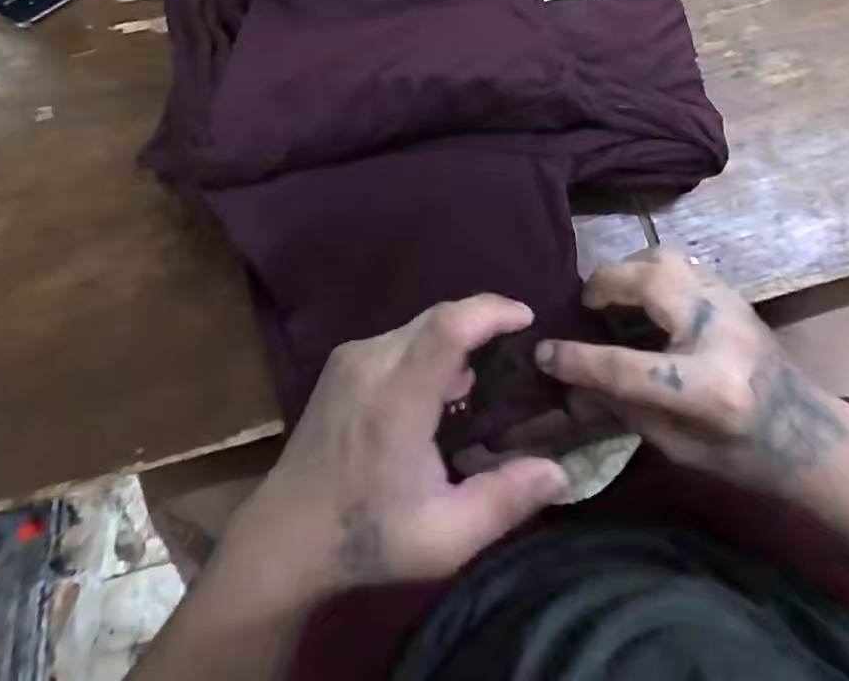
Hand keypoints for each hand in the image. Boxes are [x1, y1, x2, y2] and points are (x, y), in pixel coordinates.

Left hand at [214, 296, 569, 598]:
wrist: (287, 532)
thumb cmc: (369, 536)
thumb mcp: (447, 537)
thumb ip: (506, 500)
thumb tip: (561, 472)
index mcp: (396, 397)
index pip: (447, 326)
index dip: (490, 310)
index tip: (527, 318)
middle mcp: (370, 362)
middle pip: (436, 317)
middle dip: (481, 323)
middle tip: (516, 354)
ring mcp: (350, 358)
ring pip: (416, 326)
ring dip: (453, 340)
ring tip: (478, 384)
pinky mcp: (341, 363)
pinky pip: (397, 339)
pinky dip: (427, 350)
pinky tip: (436, 391)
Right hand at [535, 247, 848, 497]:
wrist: (812, 436)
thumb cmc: (743, 454)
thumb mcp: (676, 446)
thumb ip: (619, 408)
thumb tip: (566, 385)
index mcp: (707, 388)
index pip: (622, 366)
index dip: (574, 360)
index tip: (542, 354)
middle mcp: (720, 333)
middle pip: (649, 281)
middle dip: (604, 286)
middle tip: (588, 307)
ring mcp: (731, 306)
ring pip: (665, 258)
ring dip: (628, 271)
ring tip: (616, 297)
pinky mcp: (733, 294)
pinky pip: (681, 263)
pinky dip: (650, 272)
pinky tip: (644, 299)